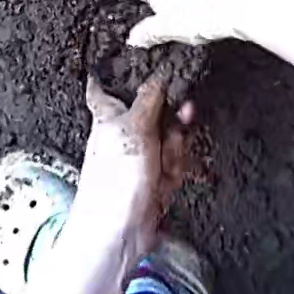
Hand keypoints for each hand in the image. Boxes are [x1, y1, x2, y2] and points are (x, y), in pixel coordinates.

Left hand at [70, 72, 193, 252]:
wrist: (118, 235)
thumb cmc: (114, 179)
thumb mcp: (134, 126)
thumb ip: (150, 96)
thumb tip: (160, 70)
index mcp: (110, 113)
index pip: (109, 83)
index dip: (122, 70)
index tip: (134, 58)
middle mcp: (126, 129)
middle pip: (157, 106)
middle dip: (173, 115)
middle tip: (183, 114)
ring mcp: (142, 153)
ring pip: (171, 133)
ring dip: (176, 148)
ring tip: (167, 164)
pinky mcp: (156, 175)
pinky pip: (176, 160)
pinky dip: (176, 169)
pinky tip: (167, 181)